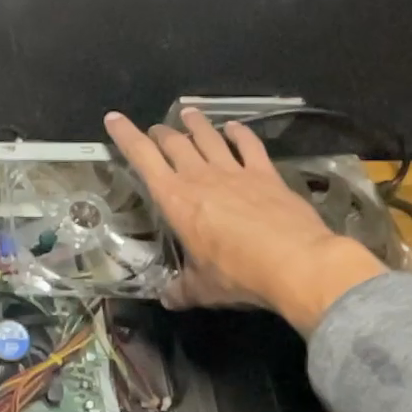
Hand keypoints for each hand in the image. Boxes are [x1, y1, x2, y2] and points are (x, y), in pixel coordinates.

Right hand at [104, 108, 385, 331]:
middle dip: (160, 132)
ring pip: (208, 137)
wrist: (297, 264)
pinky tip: (234, 128)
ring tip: (187, 113)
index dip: (125, 135)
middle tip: (154, 130)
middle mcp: (199, 176)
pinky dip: (239, 133)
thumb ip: (182, 289)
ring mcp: (234, 172)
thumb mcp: (202, 288)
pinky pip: (249, 146)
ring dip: (195, 124)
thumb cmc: (238, 274)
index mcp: (175, 198)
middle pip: (174, 142)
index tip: (114, 119)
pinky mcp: (265, 174)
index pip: (142, 157)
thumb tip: (167, 299)